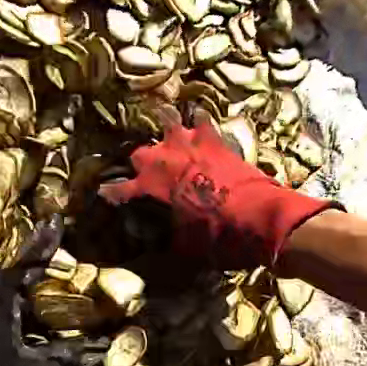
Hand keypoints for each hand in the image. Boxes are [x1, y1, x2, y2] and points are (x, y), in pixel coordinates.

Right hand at [100, 106, 332, 269]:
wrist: (260, 217)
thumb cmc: (217, 238)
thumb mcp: (184, 246)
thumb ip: (165, 235)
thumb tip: (158, 240)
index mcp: (148, 188)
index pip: (117, 190)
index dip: (111, 195)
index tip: (106, 196)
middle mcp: (161, 161)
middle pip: (138, 155)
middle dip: (141, 165)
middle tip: (148, 173)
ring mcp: (187, 144)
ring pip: (166, 121)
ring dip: (166, 129)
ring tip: (170, 135)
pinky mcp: (214, 138)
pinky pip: (201, 119)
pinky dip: (199, 122)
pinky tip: (200, 124)